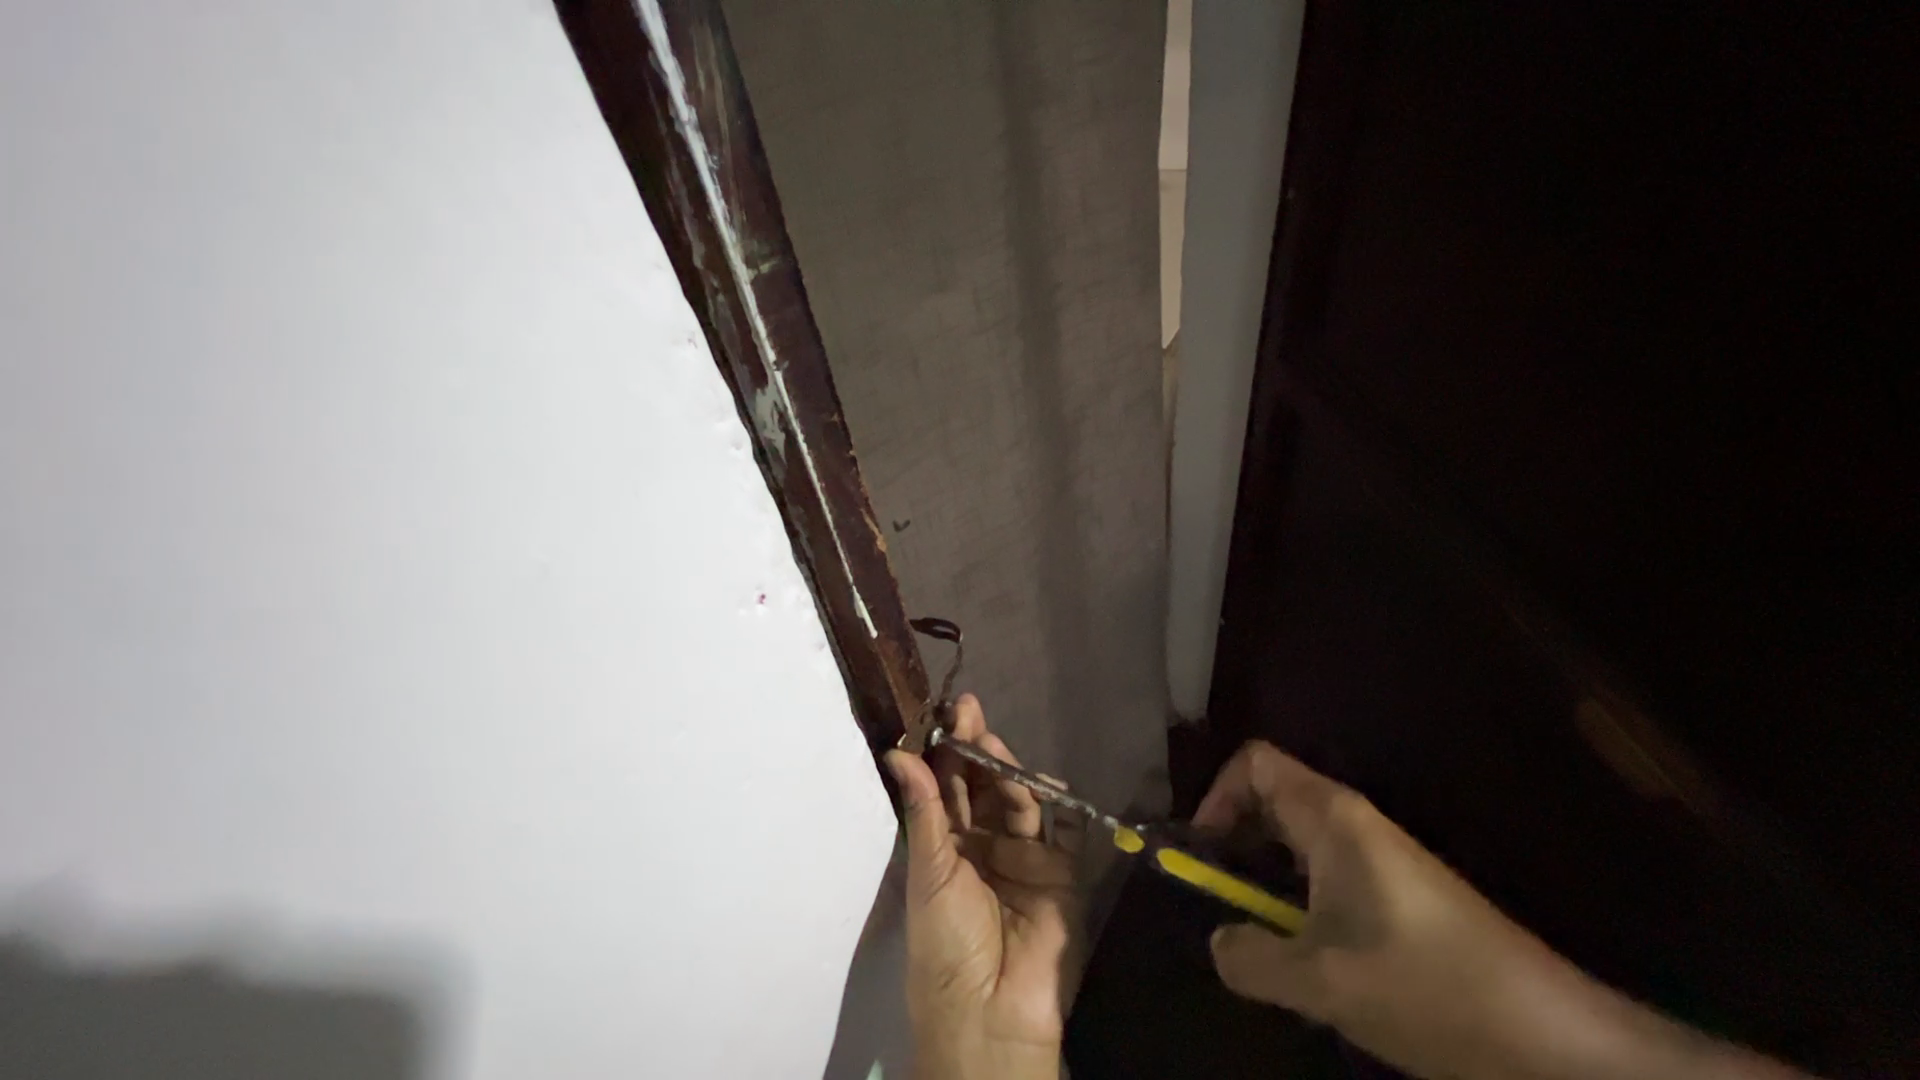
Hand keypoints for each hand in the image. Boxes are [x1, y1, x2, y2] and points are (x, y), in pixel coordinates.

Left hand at [884, 695, 1072, 1079]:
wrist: (992, 1011)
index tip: (949, 712)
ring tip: (997, 749)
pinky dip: (1062, 807)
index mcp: (947, 846)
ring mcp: (1025, 858)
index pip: (949, 787)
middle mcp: (985, 845)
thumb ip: (925, 810)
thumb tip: (896, 752)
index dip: (948, 751)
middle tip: (971, 712)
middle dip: (979, 750)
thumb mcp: (930, 872)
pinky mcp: (1061, 874)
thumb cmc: (947, 940)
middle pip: (985, 787)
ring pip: (1021, 801)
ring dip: (1011, 773)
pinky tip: (1051, 787)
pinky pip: (1065, 832)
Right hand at [1195, 741, 1810, 1079]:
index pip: (1254, 762)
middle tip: (1219, 899)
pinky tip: (1308, 957)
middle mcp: (1355, 823)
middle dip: (1233, 839)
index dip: (1215, 796)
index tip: (1203, 854)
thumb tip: (1219, 943)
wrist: (1553, 1039)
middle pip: (1271, 797)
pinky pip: (1327, 874)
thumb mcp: (1321, 983)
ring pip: (1298, 840)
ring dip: (1264, 876)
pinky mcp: (1401, 893)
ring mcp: (1382, 857)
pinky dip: (1298, 900)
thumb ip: (1250, 959)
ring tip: (1257, 934)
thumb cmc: (1427, 988)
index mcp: (1331, 818)